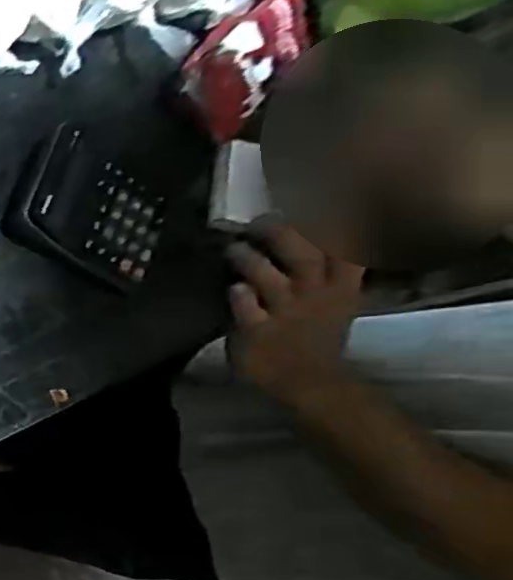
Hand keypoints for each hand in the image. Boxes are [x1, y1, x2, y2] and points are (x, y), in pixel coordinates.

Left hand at [225, 222, 365, 407]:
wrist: (308, 380)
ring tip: (232, 250)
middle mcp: (316, 294)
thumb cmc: (315, 336)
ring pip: (270, 278)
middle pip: (303, 255)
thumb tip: (311, 238)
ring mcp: (286, 313)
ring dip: (250, 261)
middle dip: (282, 234)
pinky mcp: (257, 332)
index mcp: (341, 285)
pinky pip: (247, 310)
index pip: (346, 247)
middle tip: (258, 222)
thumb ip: (326, 273)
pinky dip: (239, 297)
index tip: (314, 200)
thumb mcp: (336, 299)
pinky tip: (232, 288)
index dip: (334, 222)